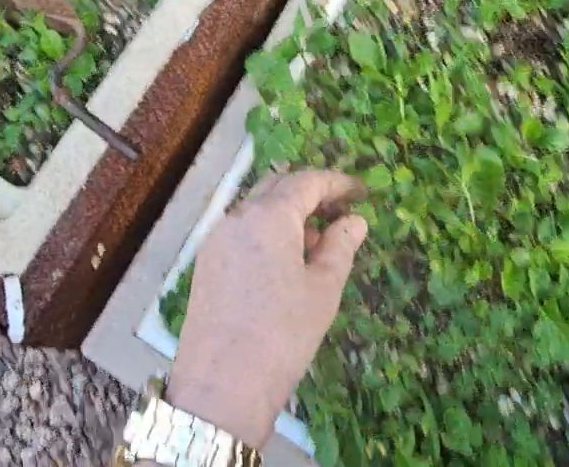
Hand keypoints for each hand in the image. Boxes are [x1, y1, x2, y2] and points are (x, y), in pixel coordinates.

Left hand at [165, 170, 368, 448]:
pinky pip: (242, 230)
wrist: (220, 387)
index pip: (308, 182)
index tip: (362, 193)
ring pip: (258, 208)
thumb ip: (341, 247)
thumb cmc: (282, 335)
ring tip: (317, 243)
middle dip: (311, 193)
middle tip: (340, 211)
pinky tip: (285, 263)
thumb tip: (354, 221)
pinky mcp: (207, 263)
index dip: (337, 183)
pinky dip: (267, 232)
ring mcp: (217, 239)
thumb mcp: (323, 290)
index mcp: (269, 215)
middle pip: (279, 187)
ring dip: (288, 214)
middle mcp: (239, 216)